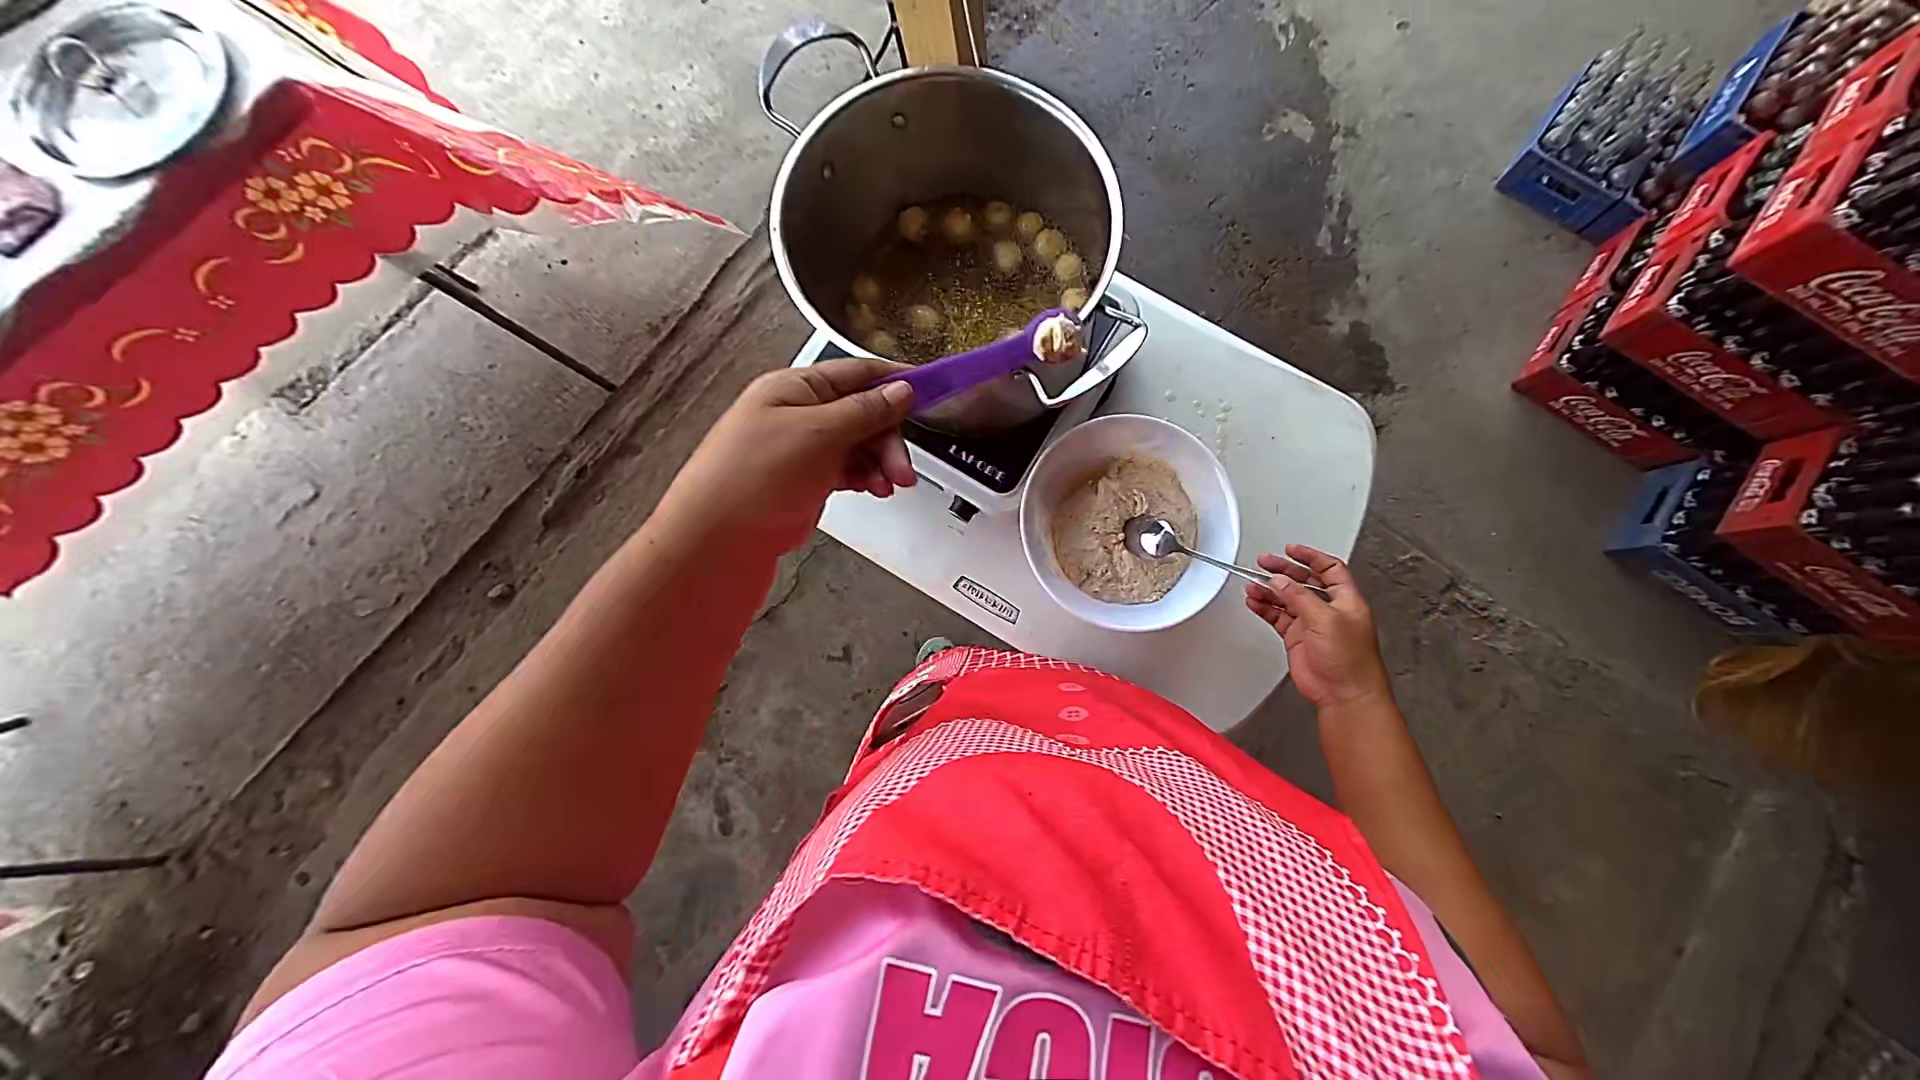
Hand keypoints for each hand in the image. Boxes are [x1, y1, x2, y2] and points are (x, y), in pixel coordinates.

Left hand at [661, 359, 916, 553]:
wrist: (721, 538)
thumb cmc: (752, 477)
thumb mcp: (817, 433)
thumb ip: (864, 410)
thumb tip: (899, 390)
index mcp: (795, 388)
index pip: (857, 373)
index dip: (895, 380)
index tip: (929, 389)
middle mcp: (799, 414)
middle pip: (863, 413)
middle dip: (889, 438)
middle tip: (903, 467)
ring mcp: (803, 449)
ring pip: (860, 445)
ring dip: (881, 461)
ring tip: (891, 484)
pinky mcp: (808, 479)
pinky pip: (849, 469)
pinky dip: (867, 477)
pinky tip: (875, 488)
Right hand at [1243, 545, 1393, 709]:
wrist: (1344, 694)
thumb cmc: (1351, 663)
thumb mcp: (1325, 619)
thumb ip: (1299, 597)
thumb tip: (1281, 581)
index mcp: (1346, 600)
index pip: (1329, 569)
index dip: (1310, 557)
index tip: (1291, 550)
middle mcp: (1329, 610)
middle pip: (1303, 582)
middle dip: (1284, 571)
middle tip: (1264, 562)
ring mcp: (1312, 624)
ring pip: (1287, 599)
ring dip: (1270, 591)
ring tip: (1253, 583)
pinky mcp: (1297, 638)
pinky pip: (1278, 617)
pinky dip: (1265, 608)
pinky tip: (1255, 602)